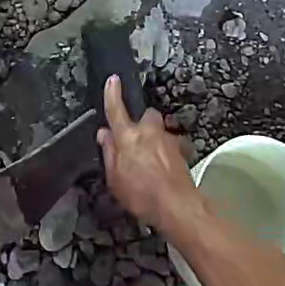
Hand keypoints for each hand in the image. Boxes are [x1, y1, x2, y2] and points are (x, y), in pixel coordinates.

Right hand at [97, 74, 199, 232]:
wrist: (176, 204)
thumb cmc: (143, 195)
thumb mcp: (114, 179)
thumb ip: (109, 152)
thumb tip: (104, 135)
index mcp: (128, 137)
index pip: (116, 109)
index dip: (112, 93)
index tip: (113, 80)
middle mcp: (149, 132)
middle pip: (144, 116)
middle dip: (140, 125)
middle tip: (133, 144)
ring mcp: (167, 138)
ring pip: (157, 129)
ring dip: (153, 139)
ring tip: (147, 162)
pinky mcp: (180, 148)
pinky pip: (168, 143)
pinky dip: (163, 151)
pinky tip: (160, 169)